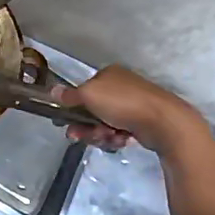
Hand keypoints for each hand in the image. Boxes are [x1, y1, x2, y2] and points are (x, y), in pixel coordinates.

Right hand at [54, 65, 204, 153]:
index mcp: (108, 75)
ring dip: (101, 134)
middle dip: (87, 126)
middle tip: (83, 136)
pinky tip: (123, 139)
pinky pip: (119, 132)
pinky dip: (117, 138)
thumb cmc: (123, 103)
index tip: (67, 122)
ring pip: (104, 124)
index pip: (83, 91)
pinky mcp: (140, 123)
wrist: (162, 121)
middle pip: (92, 111)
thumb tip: (53, 91)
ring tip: (110, 136)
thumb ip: (70, 95)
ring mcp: (132, 105)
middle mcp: (120, 87)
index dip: (74, 108)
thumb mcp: (90, 94)